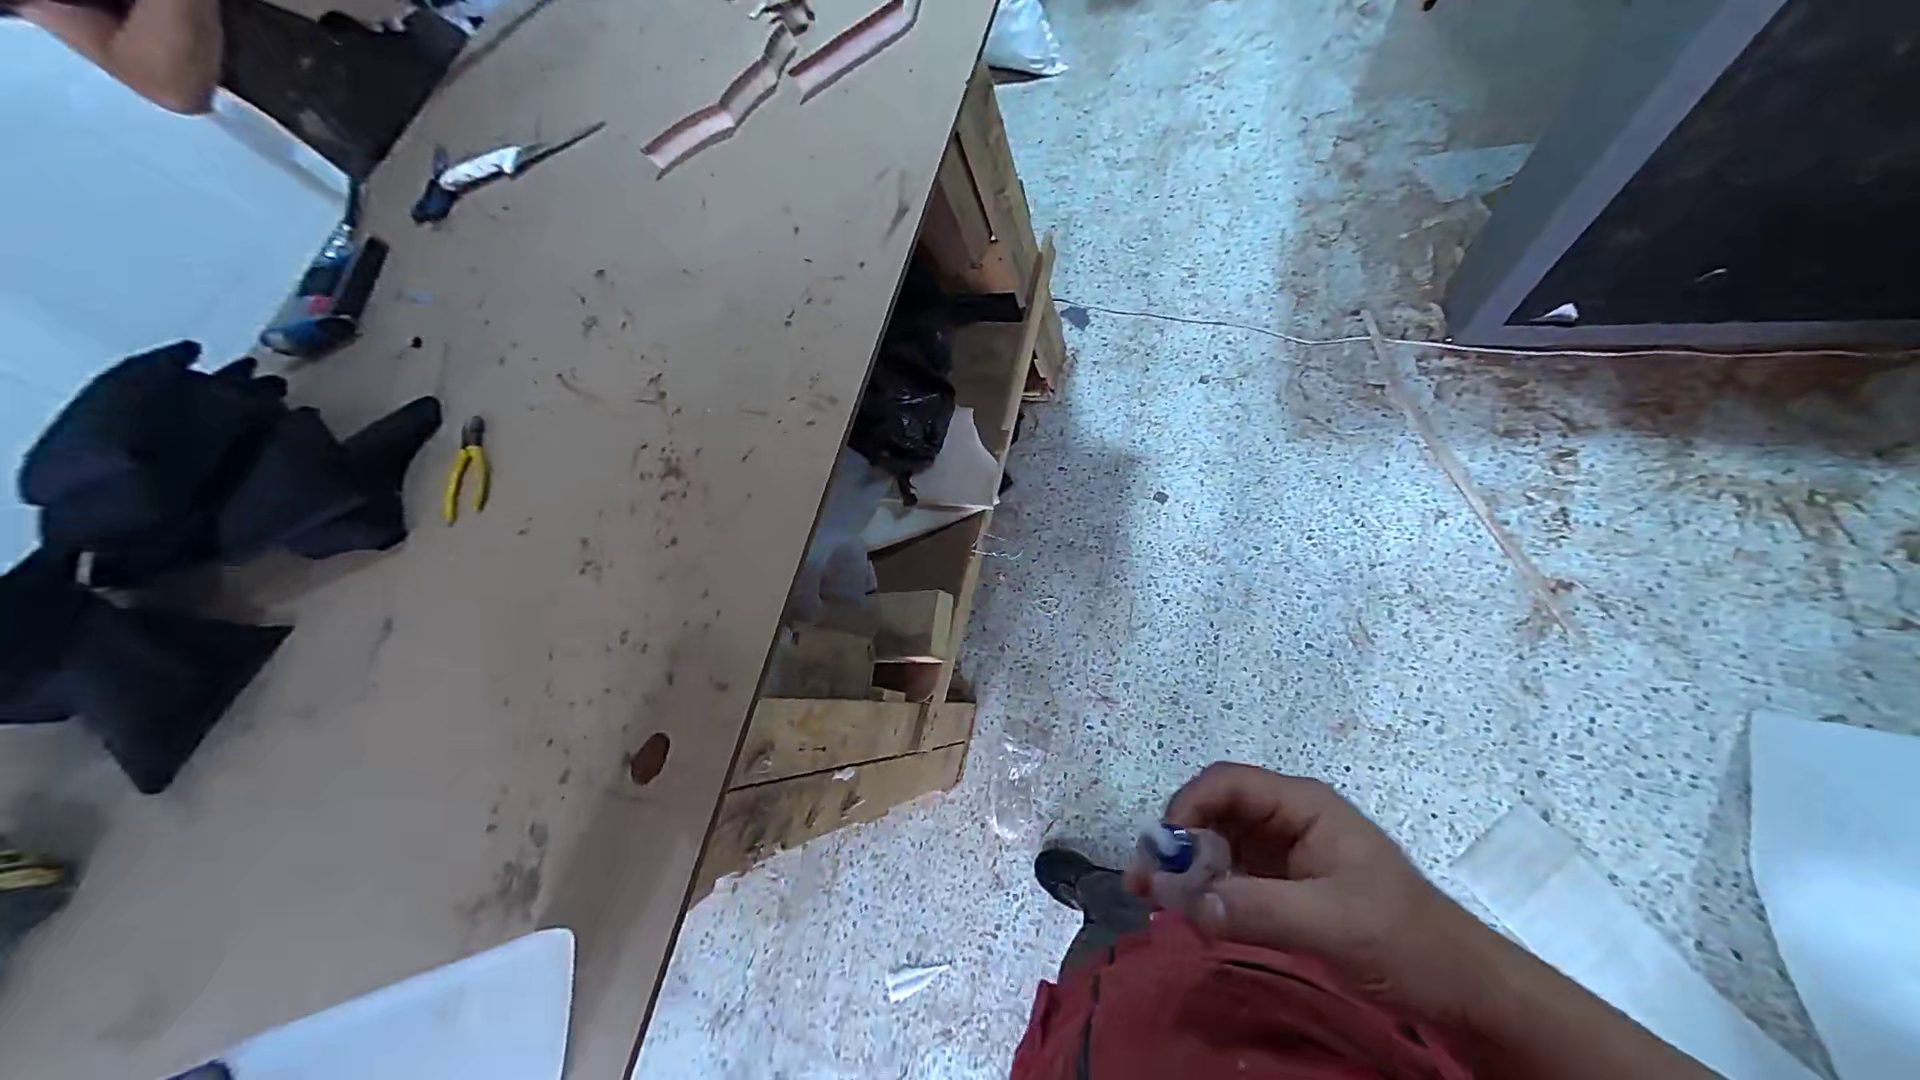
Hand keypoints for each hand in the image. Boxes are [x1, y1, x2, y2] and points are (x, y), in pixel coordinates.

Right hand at [1126, 762, 1505, 1024]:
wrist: (1460, 987)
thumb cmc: (1404, 938)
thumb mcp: (1332, 922)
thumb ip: (1258, 908)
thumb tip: (1184, 901)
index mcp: (1301, 804)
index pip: (1228, 783)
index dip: (1188, 806)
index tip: (1163, 849)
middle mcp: (1284, 817)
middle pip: (1213, 810)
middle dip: (1176, 840)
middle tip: (1144, 878)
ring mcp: (1280, 850)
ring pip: (1215, 841)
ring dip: (1183, 866)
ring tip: (1151, 895)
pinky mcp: (1278, 882)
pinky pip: (1227, 874)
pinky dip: (1202, 888)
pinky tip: (1183, 909)